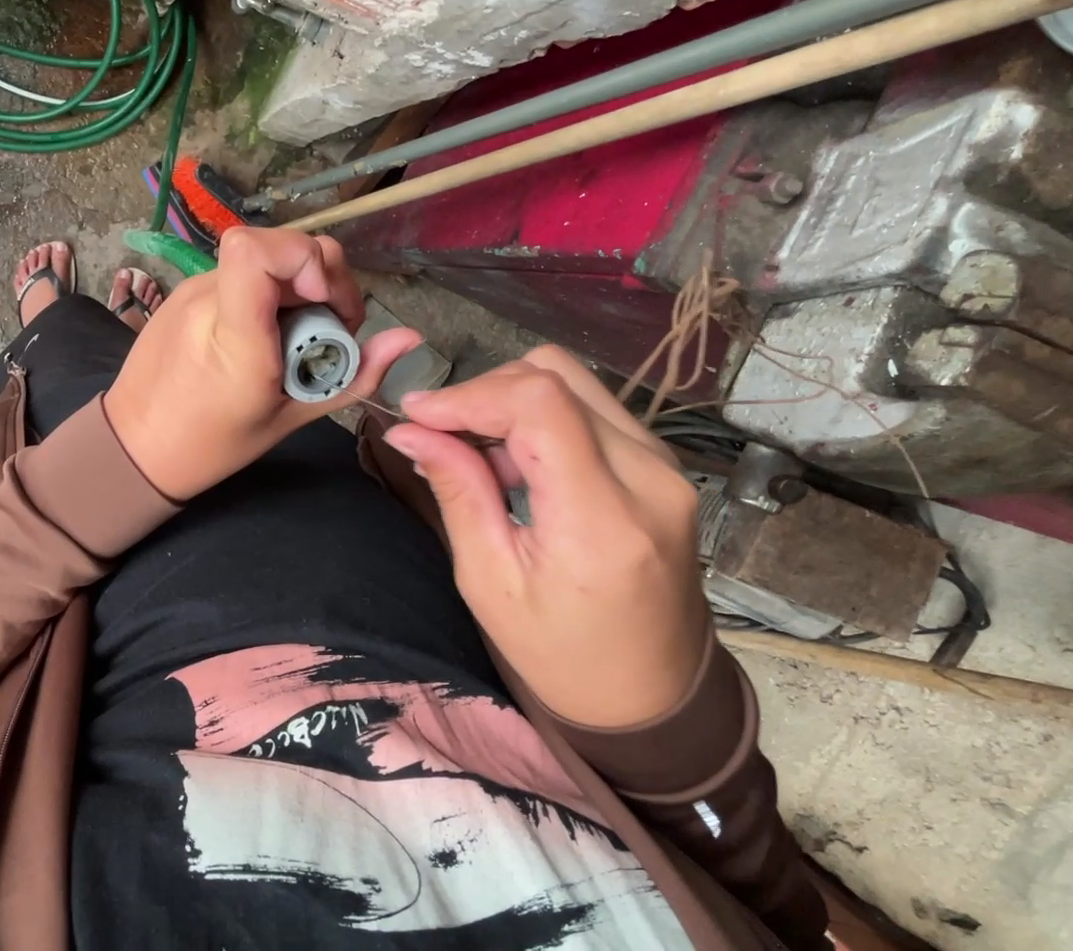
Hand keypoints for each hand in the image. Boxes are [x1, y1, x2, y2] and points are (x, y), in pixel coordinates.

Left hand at [103, 228, 423, 500]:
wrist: (135, 448)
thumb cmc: (214, 444)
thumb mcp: (291, 416)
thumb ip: (352, 375)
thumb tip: (409, 339)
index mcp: (232, 336)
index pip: (255, 250)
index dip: (304, 259)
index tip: (324, 303)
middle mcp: (206, 300)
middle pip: (277, 245)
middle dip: (321, 275)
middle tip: (333, 324)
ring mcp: (189, 292)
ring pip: (261, 257)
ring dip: (296, 285)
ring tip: (303, 333)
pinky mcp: (182, 294)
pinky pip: (238, 274)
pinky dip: (267, 292)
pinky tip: (270, 332)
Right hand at [382, 346, 710, 728]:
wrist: (649, 694)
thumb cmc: (558, 652)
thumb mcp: (489, 580)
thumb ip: (457, 491)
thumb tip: (408, 430)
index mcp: (600, 518)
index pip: (538, 404)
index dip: (469, 395)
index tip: (417, 415)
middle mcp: (648, 477)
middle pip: (554, 377)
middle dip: (483, 392)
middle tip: (439, 433)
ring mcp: (665, 467)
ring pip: (574, 383)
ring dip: (511, 403)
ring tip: (477, 453)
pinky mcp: (663, 467)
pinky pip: (593, 409)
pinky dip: (540, 418)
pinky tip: (516, 463)